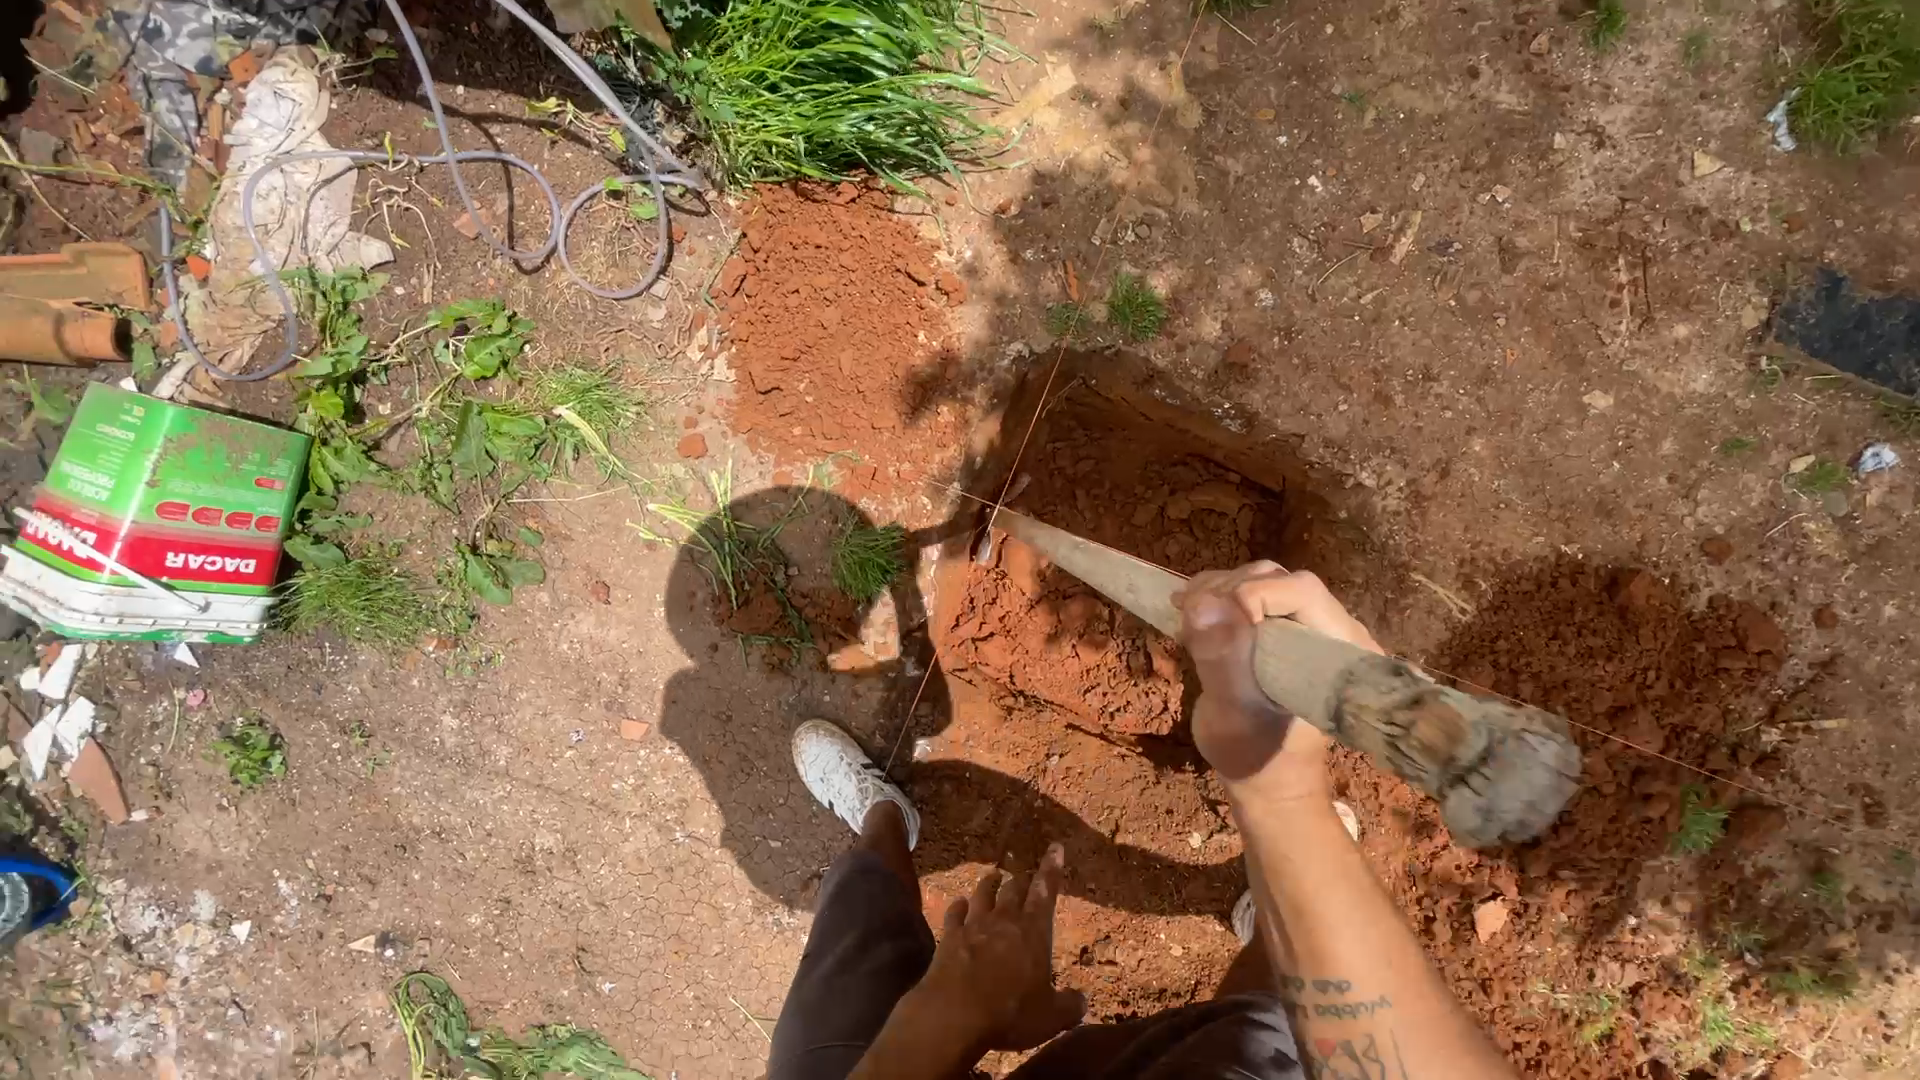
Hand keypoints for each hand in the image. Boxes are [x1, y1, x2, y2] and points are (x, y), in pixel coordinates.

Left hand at [907, 843, 1084, 1052]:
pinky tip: (959, 903)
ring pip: (983, 893)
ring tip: (993, 878)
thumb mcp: (1050, 1017)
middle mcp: (1005, 919)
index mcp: (1033, 931)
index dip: (1052, 868)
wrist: (955, 1013)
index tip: (1055, 847)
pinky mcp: (950, 935)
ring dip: (990, 885)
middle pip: (1014, 889)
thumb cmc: (1011, 1013)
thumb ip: (1069, 1006)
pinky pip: (955, 912)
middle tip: (1024, 877)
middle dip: (1021, 881)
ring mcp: (974, 924)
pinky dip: (959, 906)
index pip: (1046, 891)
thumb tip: (1083, 1001)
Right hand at [1175, 562, 1381, 792]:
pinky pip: (1252, 595)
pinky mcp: (1286, 631)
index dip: (1250, 594)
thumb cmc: (1256, 756)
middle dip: (1226, 589)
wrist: (1267, 780)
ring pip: (1260, 581)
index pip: (1300, 591)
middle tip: (1187, 614)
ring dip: (1217, 590)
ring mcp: (1308, 628)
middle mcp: (1332, 630)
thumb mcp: (1233, 712)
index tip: (1206, 621)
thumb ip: (1223, 659)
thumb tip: (1200, 603)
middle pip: (1278, 580)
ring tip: (1187, 616)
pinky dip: (1217, 598)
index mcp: (1339, 650)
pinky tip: (1194, 618)